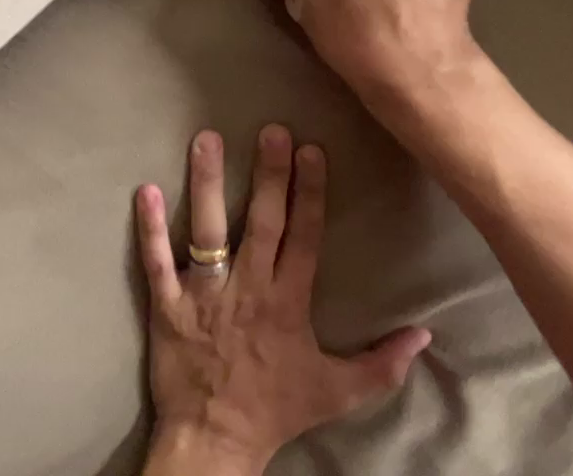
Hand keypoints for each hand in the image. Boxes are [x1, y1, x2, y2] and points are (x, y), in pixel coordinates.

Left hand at [135, 126, 431, 474]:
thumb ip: (384, 364)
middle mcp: (248, 290)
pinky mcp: (168, 306)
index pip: (305, 238)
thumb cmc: (275, 410)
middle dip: (269, 176)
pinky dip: (149, 228)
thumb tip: (426, 336)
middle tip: (271, 131)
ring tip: (206, 139)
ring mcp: (204, 296)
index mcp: (288, 302)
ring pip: (207, 232)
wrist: (215, 441)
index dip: (310, 193)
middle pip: (261, 223)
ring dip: (206, 185)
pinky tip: (146, 190)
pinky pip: (156, 262)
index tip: (312, 151)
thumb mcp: (338, 392)